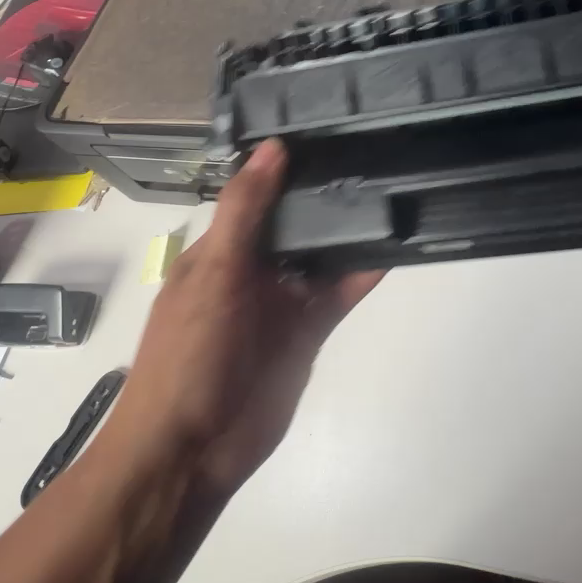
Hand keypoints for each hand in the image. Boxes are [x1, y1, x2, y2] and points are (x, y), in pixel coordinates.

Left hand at [102, 139, 382, 492]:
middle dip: (326, 197)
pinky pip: (338, 294)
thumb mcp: (214, 273)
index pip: (258, 197)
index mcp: (218, 251)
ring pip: (320, 258)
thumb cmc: (189, 355)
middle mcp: (251, 271)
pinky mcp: (307, 333)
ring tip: (392, 192)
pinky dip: (361, 273)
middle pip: (294, 225)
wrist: (190, 452)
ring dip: (348, 233)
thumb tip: (272, 149)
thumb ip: (246, 212)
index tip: (331, 131)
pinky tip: (391, 249)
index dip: (288, 167)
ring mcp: (280, 304)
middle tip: (376, 153)